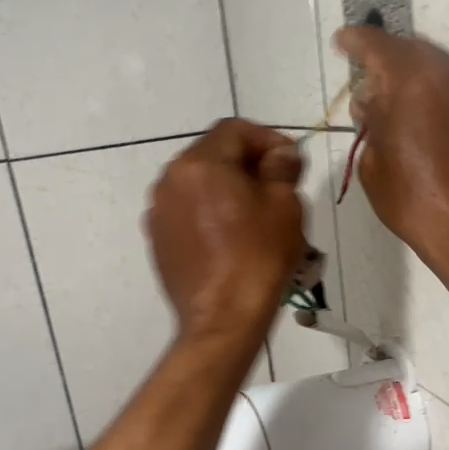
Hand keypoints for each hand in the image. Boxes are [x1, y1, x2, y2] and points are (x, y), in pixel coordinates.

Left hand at [147, 118, 307, 345]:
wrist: (223, 319)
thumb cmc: (258, 258)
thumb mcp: (285, 206)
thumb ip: (281, 169)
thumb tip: (279, 155)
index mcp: (199, 164)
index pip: (234, 130)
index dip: (267, 138)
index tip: (290, 161)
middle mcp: (169, 181)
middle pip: (212, 155)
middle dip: (246, 163)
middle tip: (277, 186)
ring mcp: (158, 213)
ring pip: (198, 184)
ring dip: (227, 189)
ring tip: (255, 214)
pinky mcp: (157, 241)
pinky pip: (187, 212)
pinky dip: (209, 213)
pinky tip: (231, 237)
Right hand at [334, 27, 448, 265]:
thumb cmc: (416, 201)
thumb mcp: (373, 163)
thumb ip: (371, 122)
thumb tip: (374, 104)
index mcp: (410, 79)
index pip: (375, 44)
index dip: (354, 41)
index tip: (341, 43)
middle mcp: (447, 70)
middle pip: (409, 50)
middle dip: (384, 62)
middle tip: (367, 89)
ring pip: (435, 66)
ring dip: (411, 78)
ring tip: (394, 109)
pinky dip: (434, 91)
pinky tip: (423, 120)